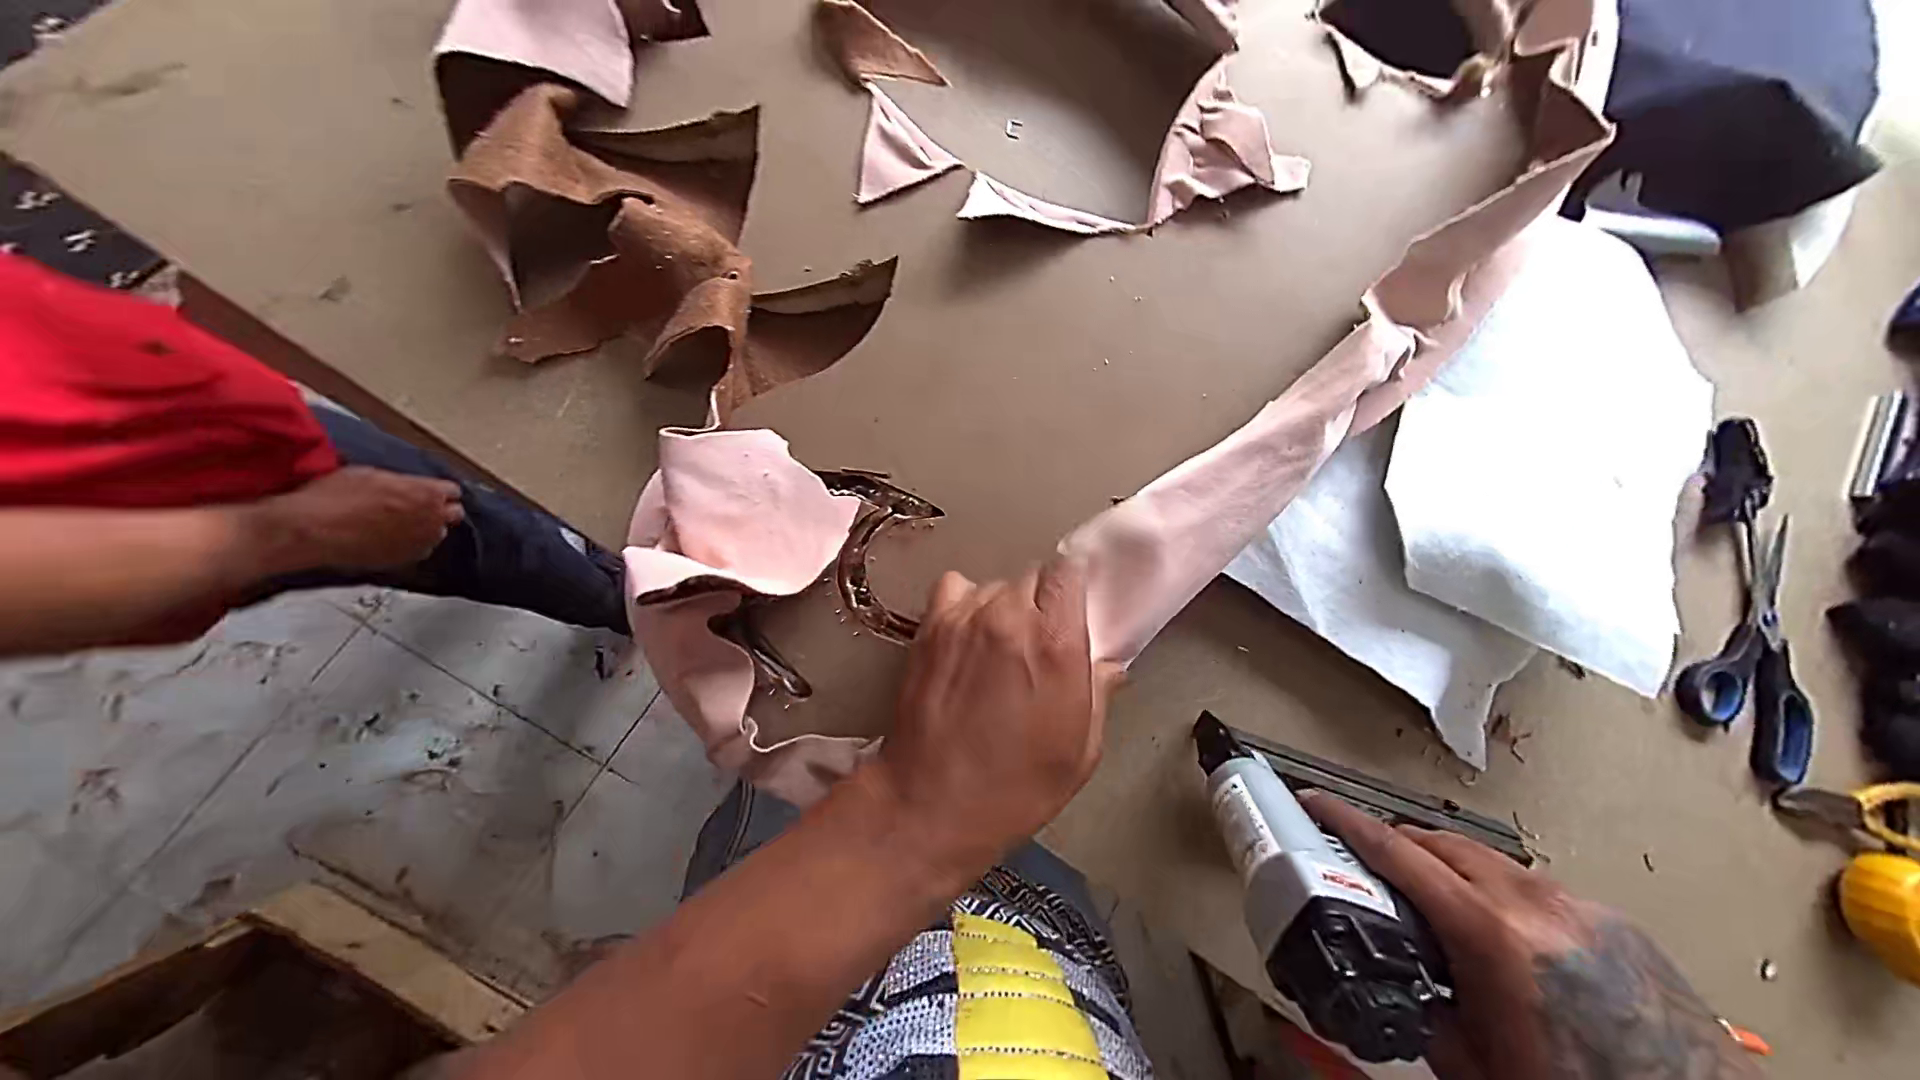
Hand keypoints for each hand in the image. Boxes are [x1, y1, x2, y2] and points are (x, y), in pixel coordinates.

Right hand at [256, 466, 464, 572]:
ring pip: (438, 533)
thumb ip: (401, 482)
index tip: (429, 492)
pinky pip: (420, 550)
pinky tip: (390, 541)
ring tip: (400, 526)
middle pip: (453, 513)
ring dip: (425, 529)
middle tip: (419, 509)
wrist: (310, 529)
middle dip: (440, 510)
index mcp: (428, 492)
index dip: (439, 491)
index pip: (453, 490)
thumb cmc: (332, 497)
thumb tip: (407, 485)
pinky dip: (411, 546)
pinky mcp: (408, 559)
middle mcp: (434, 518)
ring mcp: (423, 541)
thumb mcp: (370, 475)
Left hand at [873, 554, 1119, 878]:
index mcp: (1054, 644)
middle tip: (1041, 644)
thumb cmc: (1012, 788)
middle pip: (1034, 577)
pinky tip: (969, 636)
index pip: (1069, 571)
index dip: (1075, 588)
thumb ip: (1099, 692)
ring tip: (1000, 650)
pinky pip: (954, 589)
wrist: (930, 805)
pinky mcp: (929, 628)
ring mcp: (963, 620)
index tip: (1075, 610)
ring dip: (1005, 607)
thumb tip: (1106, 664)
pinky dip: (965, 603)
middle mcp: (1008, 619)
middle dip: (1043, 603)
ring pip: (996, 584)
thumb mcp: (1081, 750)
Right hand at [1302, 792, 1762, 1079]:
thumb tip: (1397, 982)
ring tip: (1431, 900)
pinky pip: (1532, 884)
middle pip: (1437, 841)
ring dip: (1446, 866)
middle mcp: (1536, 908)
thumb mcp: (1473, 1063)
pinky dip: (1497, 891)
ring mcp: (1580, 909)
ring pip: (1485, 857)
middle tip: (1366, 862)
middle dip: (1394, 844)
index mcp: (1492, 935)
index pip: (1395, 852)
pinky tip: (1498, 931)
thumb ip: (1422, 1006)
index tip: (1315, 802)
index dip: (1343, 820)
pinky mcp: (1614, 922)